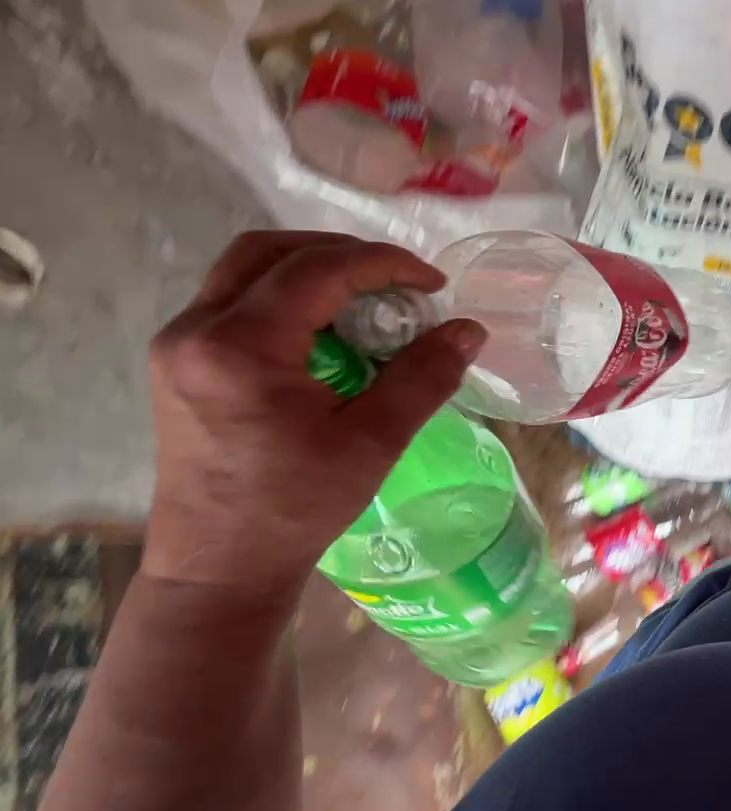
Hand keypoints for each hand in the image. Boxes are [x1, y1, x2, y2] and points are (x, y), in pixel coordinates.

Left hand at [142, 232, 486, 595]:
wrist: (223, 559)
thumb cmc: (300, 503)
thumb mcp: (376, 439)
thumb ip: (424, 377)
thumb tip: (469, 329)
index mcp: (240, 346)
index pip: (317, 270)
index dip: (383, 264)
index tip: (435, 284)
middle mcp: (195, 330)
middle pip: (268, 252)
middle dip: (344, 254)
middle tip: (401, 281)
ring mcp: (180, 345)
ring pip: (247, 272)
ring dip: (315, 272)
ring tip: (374, 301)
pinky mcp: (183, 363)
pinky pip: (238, 303)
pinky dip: (292, 299)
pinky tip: (334, 333)